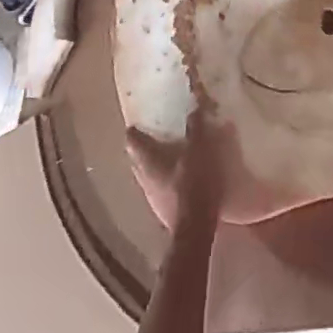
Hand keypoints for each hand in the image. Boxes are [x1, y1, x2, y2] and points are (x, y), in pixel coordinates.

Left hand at [125, 103, 238, 233]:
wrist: (197, 229)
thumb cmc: (194, 184)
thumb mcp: (200, 150)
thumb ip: (196, 127)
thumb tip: (194, 103)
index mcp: (147, 160)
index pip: (132, 140)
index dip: (135, 129)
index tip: (142, 121)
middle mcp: (143, 178)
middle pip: (137, 158)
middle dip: (146, 147)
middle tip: (160, 137)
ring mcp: (151, 197)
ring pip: (148, 176)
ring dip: (157, 167)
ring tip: (173, 159)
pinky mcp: (163, 212)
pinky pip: (161, 190)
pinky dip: (168, 183)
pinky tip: (183, 182)